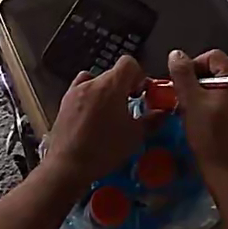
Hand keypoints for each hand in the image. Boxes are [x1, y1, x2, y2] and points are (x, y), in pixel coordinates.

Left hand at [42, 56, 151, 189]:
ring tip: (110, 113)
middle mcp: (91, 83)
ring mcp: (75, 92)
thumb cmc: (104, 150)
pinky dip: (89, 98)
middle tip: (129, 107)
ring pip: (96, 82)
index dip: (139, 75)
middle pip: (112, 73)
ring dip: (106, 92)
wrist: (68, 166)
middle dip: (123, 86)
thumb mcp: (135, 136)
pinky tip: (92, 117)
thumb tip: (163, 113)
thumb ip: (152, 120)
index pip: (128, 63)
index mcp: (111, 86)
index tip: (141, 93)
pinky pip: (81, 92)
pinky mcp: (64, 104)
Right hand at [166, 49, 227, 191]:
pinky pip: (224, 103)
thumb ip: (182, 75)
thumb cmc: (210, 135)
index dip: (192, 65)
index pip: (213, 56)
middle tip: (181, 96)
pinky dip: (210, 106)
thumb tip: (176, 54)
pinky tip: (199, 120)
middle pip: (216, 72)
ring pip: (219, 88)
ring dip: (200, 94)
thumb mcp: (191, 101)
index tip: (179, 83)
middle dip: (195, 81)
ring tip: (187, 109)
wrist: (227, 170)